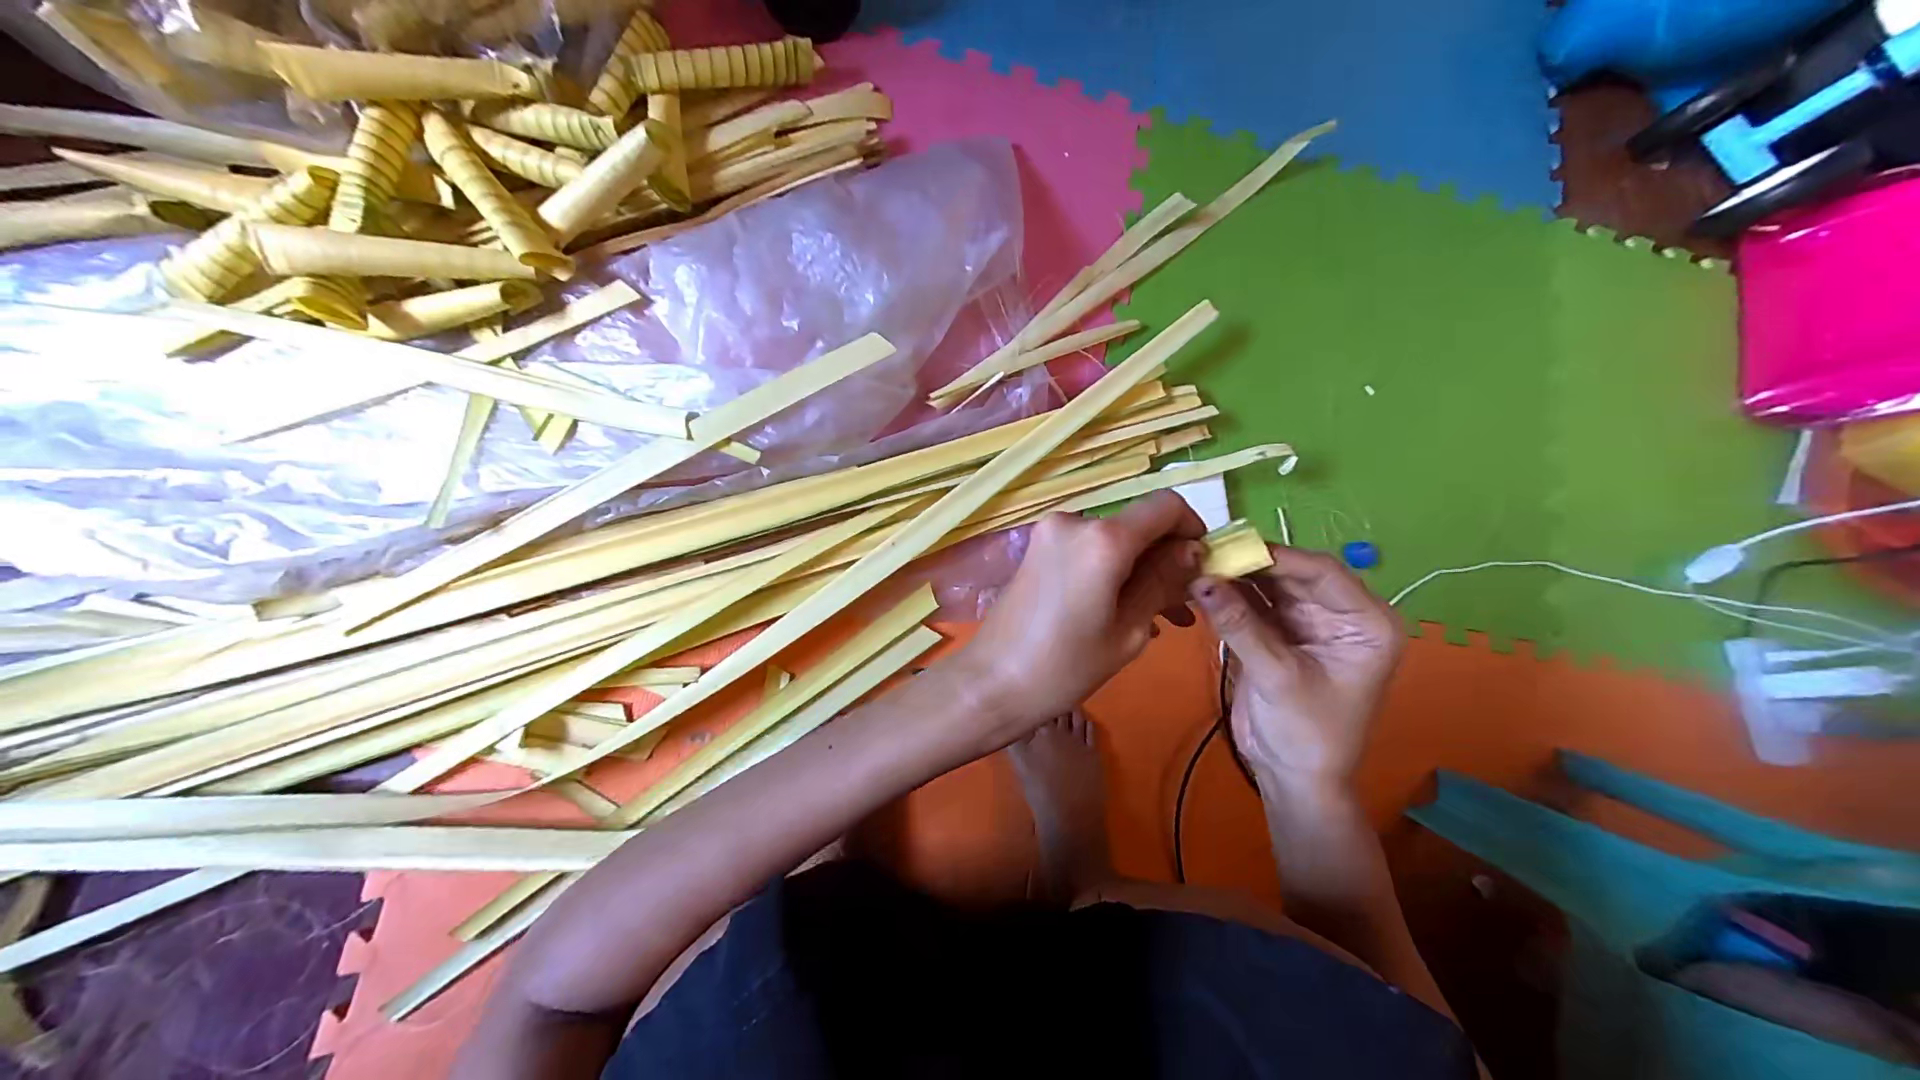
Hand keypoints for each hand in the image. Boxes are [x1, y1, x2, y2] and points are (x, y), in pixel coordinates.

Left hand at [951, 491, 1207, 750]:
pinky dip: (1110, 570)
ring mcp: (1050, 533)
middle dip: (1165, 557)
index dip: (1191, 529)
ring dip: (1139, 569)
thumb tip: (1192, 551)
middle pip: (1137, 524)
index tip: (1199, 564)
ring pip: (1113, 540)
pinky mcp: (1036, 549)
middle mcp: (1076, 521)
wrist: (992, 682)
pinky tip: (1124, 610)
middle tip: (1183, 603)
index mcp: (1104, 538)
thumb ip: (1163, 581)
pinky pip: (1087, 550)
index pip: (1166, 505)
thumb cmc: (1066, 666)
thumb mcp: (1129, 630)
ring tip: (1160, 617)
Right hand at [1188, 547, 1402, 793]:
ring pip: (1269, 585)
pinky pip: (1252, 604)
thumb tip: (1201, 580)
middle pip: (1292, 574)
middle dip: (1250, 564)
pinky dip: (1228, 596)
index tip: (1232, 549)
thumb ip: (1240, 625)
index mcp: (1366, 622)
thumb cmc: (1308, 734)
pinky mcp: (1278, 633)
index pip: (1323, 573)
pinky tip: (1201, 586)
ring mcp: (1307, 622)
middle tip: (1206, 552)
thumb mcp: (1277, 677)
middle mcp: (1339, 614)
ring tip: (1197, 565)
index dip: (1278, 557)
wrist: (1294, 778)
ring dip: (1235, 577)